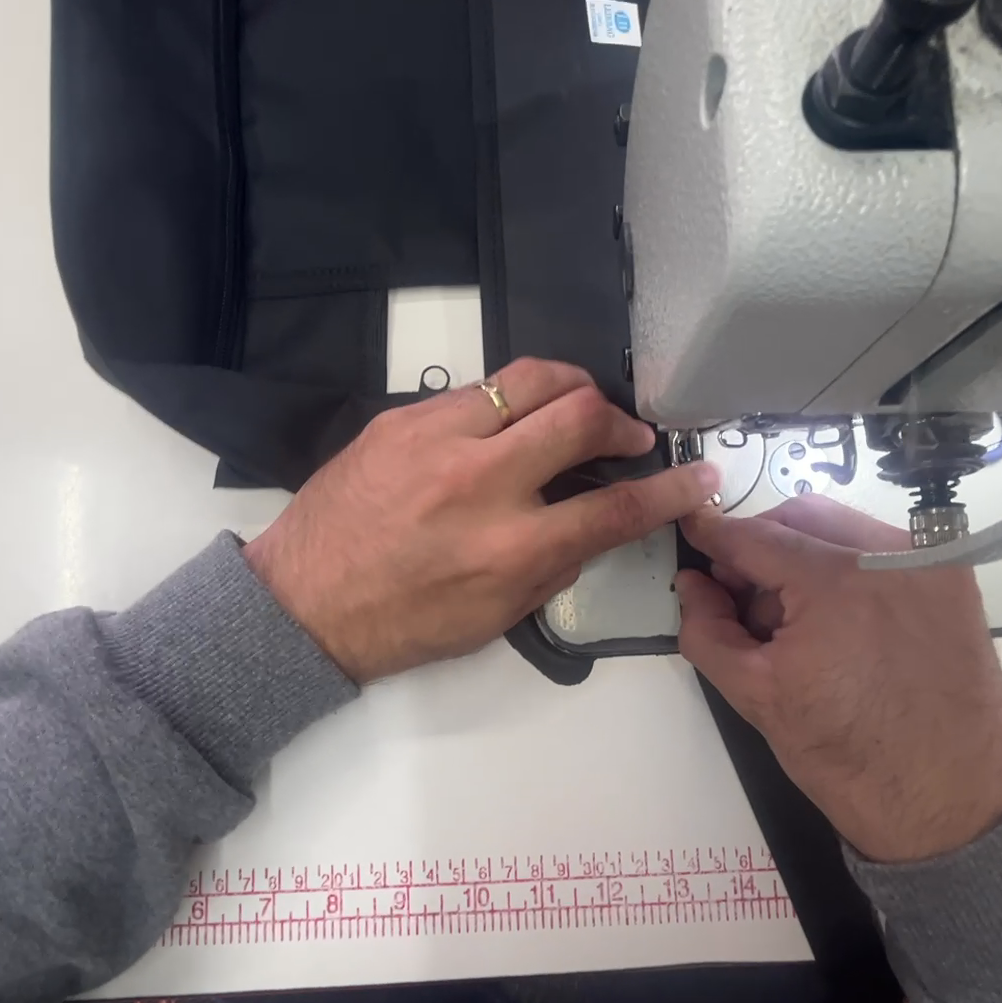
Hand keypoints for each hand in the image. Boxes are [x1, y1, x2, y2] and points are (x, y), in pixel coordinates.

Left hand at [244, 358, 720, 683]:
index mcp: (510, 550)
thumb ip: (555, 566)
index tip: (697, 477)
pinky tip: (507, 422)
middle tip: (628, 435)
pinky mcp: (401, 418)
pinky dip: (509, 401)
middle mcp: (481, 484)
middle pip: (581, 417)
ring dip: (573, 387)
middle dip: (623, 422)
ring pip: (532, 378)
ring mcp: (437, 440)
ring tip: (580, 405)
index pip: (617, 509)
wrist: (304, 603)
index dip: (672, 491)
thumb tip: (594, 522)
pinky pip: (476, 390)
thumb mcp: (495, 618)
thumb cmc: (404, 624)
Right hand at [677, 496, 1001, 862]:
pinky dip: (843, 566)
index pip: (755, 536)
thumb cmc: (846, 756)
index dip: (713, 533)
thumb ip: (707, 628)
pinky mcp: (953, 576)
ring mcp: (930, 561)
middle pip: (799, 517)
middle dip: (758, 546)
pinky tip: (834, 618)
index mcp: (839, 582)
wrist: (949, 803)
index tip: (690, 529)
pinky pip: (878, 547)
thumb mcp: (754, 695)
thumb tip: (690, 582)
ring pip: (840, 526)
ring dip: (800, 555)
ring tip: (792, 618)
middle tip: (738, 595)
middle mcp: (891, 554)